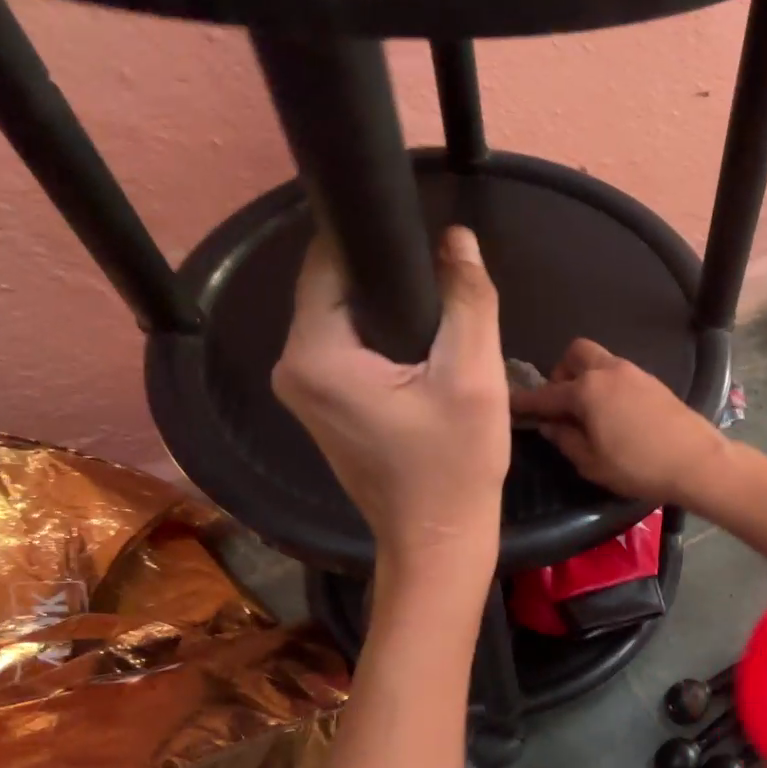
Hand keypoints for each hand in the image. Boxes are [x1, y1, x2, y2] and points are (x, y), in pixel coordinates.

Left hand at [272, 227, 508, 564]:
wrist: (438, 538)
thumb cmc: (456, 463)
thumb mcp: (473, 376)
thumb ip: (467, 300)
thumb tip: (458, 237)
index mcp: (316, 354)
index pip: (328, 263)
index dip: (372, 238)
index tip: (419, 228)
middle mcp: (293, 367)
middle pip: (333, 291)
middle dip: (386, 274)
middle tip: (444, 274)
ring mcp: (303, 391)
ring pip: (344, 321)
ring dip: (387, 306)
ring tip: (440, 305)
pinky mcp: (323, 408)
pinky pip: (347, 350)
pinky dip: (381, 338)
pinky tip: (422, 344)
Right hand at [510, 339, 725, 504]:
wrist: (697, 461)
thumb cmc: (639, 466)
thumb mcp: (593, 463)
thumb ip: (566, 441)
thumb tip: (550, 426)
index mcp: (587, 390)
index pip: (546, 394)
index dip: (525, 401)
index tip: (508, 403)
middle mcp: (608, 372)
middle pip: (575, 353)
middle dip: (562, 373)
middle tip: (563, 404)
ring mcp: (634, 373)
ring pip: (600, 360)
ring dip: (587, 377)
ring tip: (589, 412)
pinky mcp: (654, 382)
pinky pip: (620, 373)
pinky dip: (608, 385)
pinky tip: (614, 413)